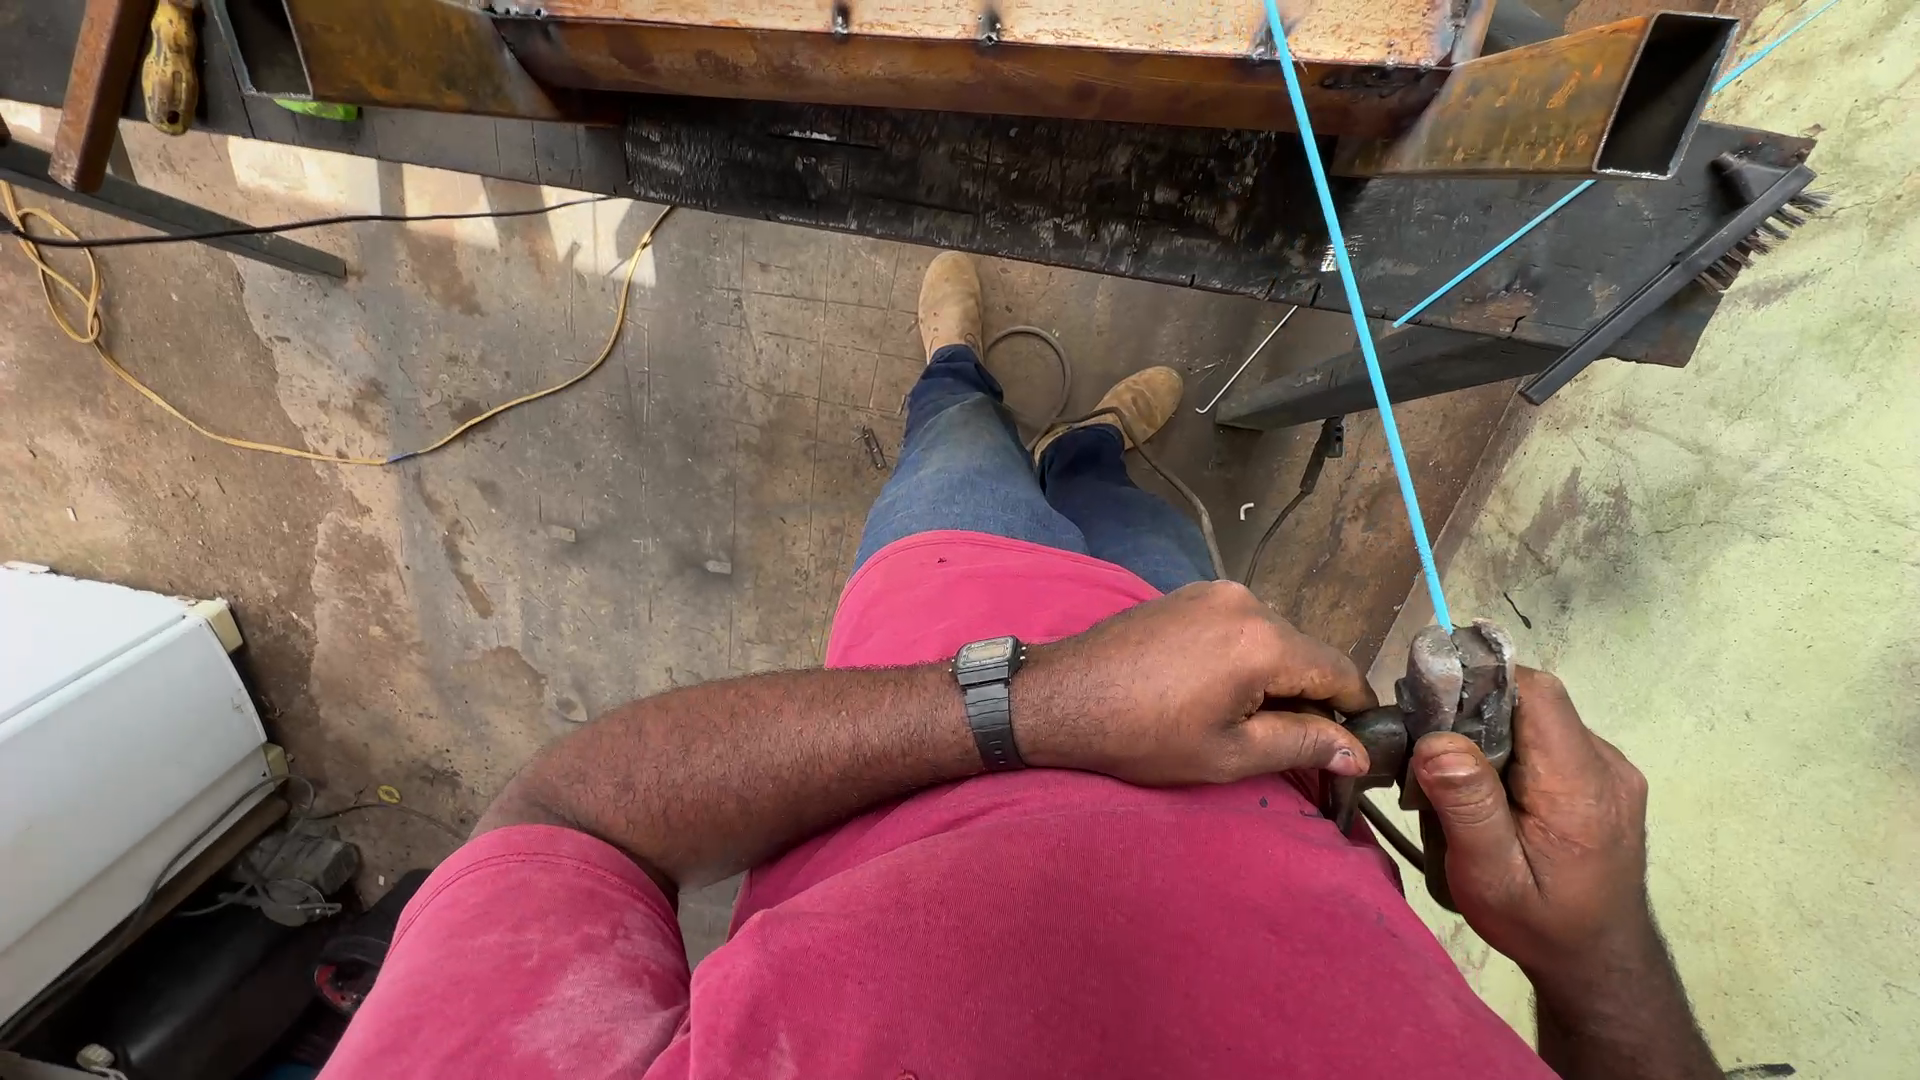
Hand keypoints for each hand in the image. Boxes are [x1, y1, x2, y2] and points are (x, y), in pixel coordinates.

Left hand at [1015, 580, 1374, 784]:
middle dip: (1307, 694)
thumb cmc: (1144, 734)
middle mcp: (1245, 601)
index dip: (1355, 710)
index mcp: (1264, 641)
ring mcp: (1210, 591)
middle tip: (1286, 739)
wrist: (1063, 696)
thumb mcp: (1229, 752)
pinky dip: (1241, 652)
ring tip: (1239, 714)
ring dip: (1271, 673)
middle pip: (1304, 651)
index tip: (1353, 743)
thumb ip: (1302, 744)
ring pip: (1270, 636)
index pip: (1341, 671)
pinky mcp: (1184, 593)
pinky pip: (1236, 623)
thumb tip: (1357, 750)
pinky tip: (1211, 685)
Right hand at [1409, 667, 1657, 983]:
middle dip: (1469, 708)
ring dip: (1482, 729)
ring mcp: (1604, 770)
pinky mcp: (1594, 778)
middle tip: (1421, 743)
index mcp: (1581, 784)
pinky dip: (1501, 746)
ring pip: (1530, 717)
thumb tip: (1437, 740)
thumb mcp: (1489, 874)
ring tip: (1444, 769)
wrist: (1596, 964)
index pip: (1536, 692)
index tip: (1428, 698)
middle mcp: (1604, 764)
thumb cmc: (1538, 922)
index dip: (1479, 680)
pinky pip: (1539, 737)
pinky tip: (1477, 782)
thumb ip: (1467, 805)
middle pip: (1528, 701)